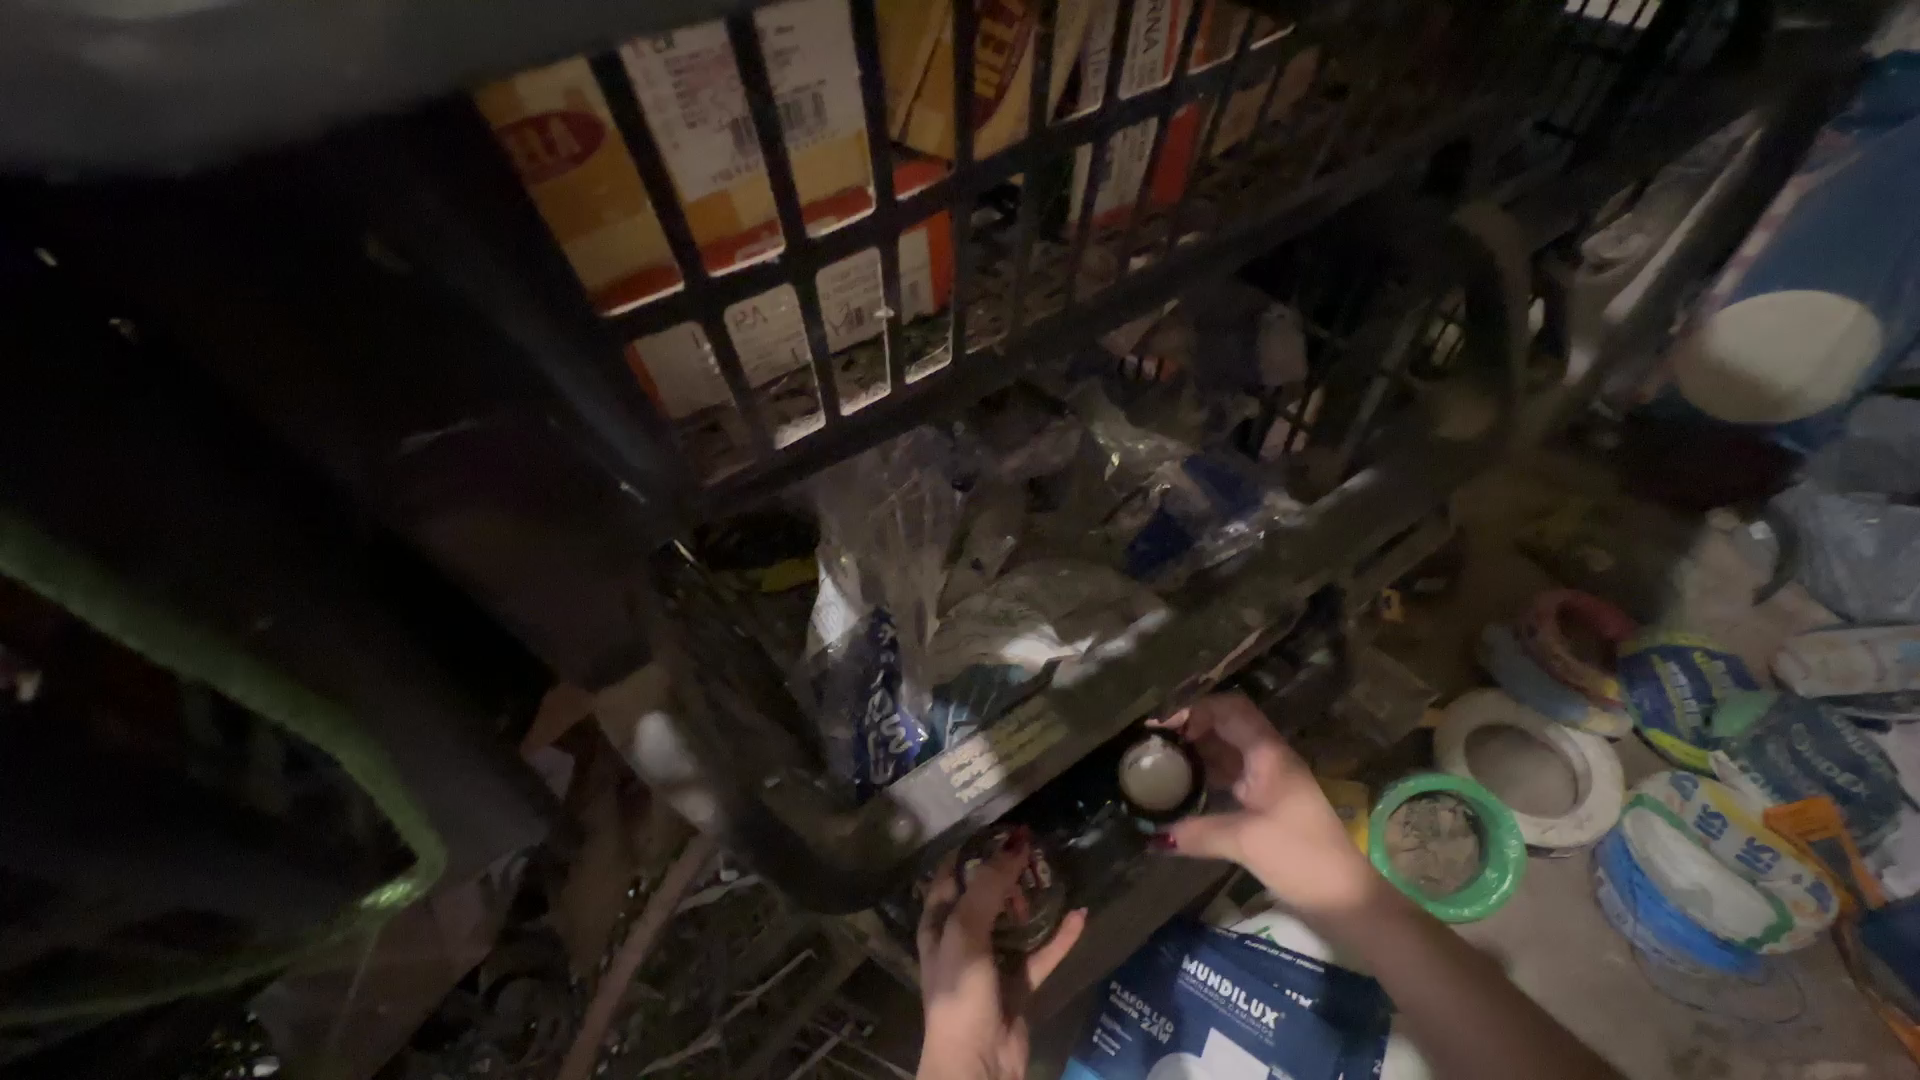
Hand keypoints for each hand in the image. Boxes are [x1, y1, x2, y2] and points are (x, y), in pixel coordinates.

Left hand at [916, 832, 1085, 1079]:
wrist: (977, 1065)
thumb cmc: (960, 991)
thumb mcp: (966, 931)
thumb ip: (988, 886)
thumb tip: (1015, 842)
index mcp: (939, 923)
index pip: (951, 874)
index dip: (973, 849)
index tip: (1002, 825)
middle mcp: (963, 937)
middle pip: (987, 893)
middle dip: (1009, 871)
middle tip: (1034, 850)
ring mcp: (993, 961)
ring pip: (1016, 921)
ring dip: (1034, 900)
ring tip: (1055, 873)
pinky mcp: (1020, 985)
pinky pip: (1043, 952)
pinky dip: (1060, 935)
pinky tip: (1080, 915)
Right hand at [1155, 694, 1382, 918]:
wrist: (1349, 902)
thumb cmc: (1302, 858)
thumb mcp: (1246, 842)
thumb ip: (1198, 832)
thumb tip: (1154, 837)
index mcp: (1269, 755)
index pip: (1231, 709)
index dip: (1197, 710)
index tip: (1166, 729)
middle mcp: (1268, 761)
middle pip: (1225, 728)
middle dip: (1190, 730)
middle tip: (1154, 746)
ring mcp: (1267, 784)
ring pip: (1225, 754)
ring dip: (1195, 755)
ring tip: (1160, 764)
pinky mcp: (1264, 807)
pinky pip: (1228, 779)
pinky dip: (1204, 778)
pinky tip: (1181, 791)